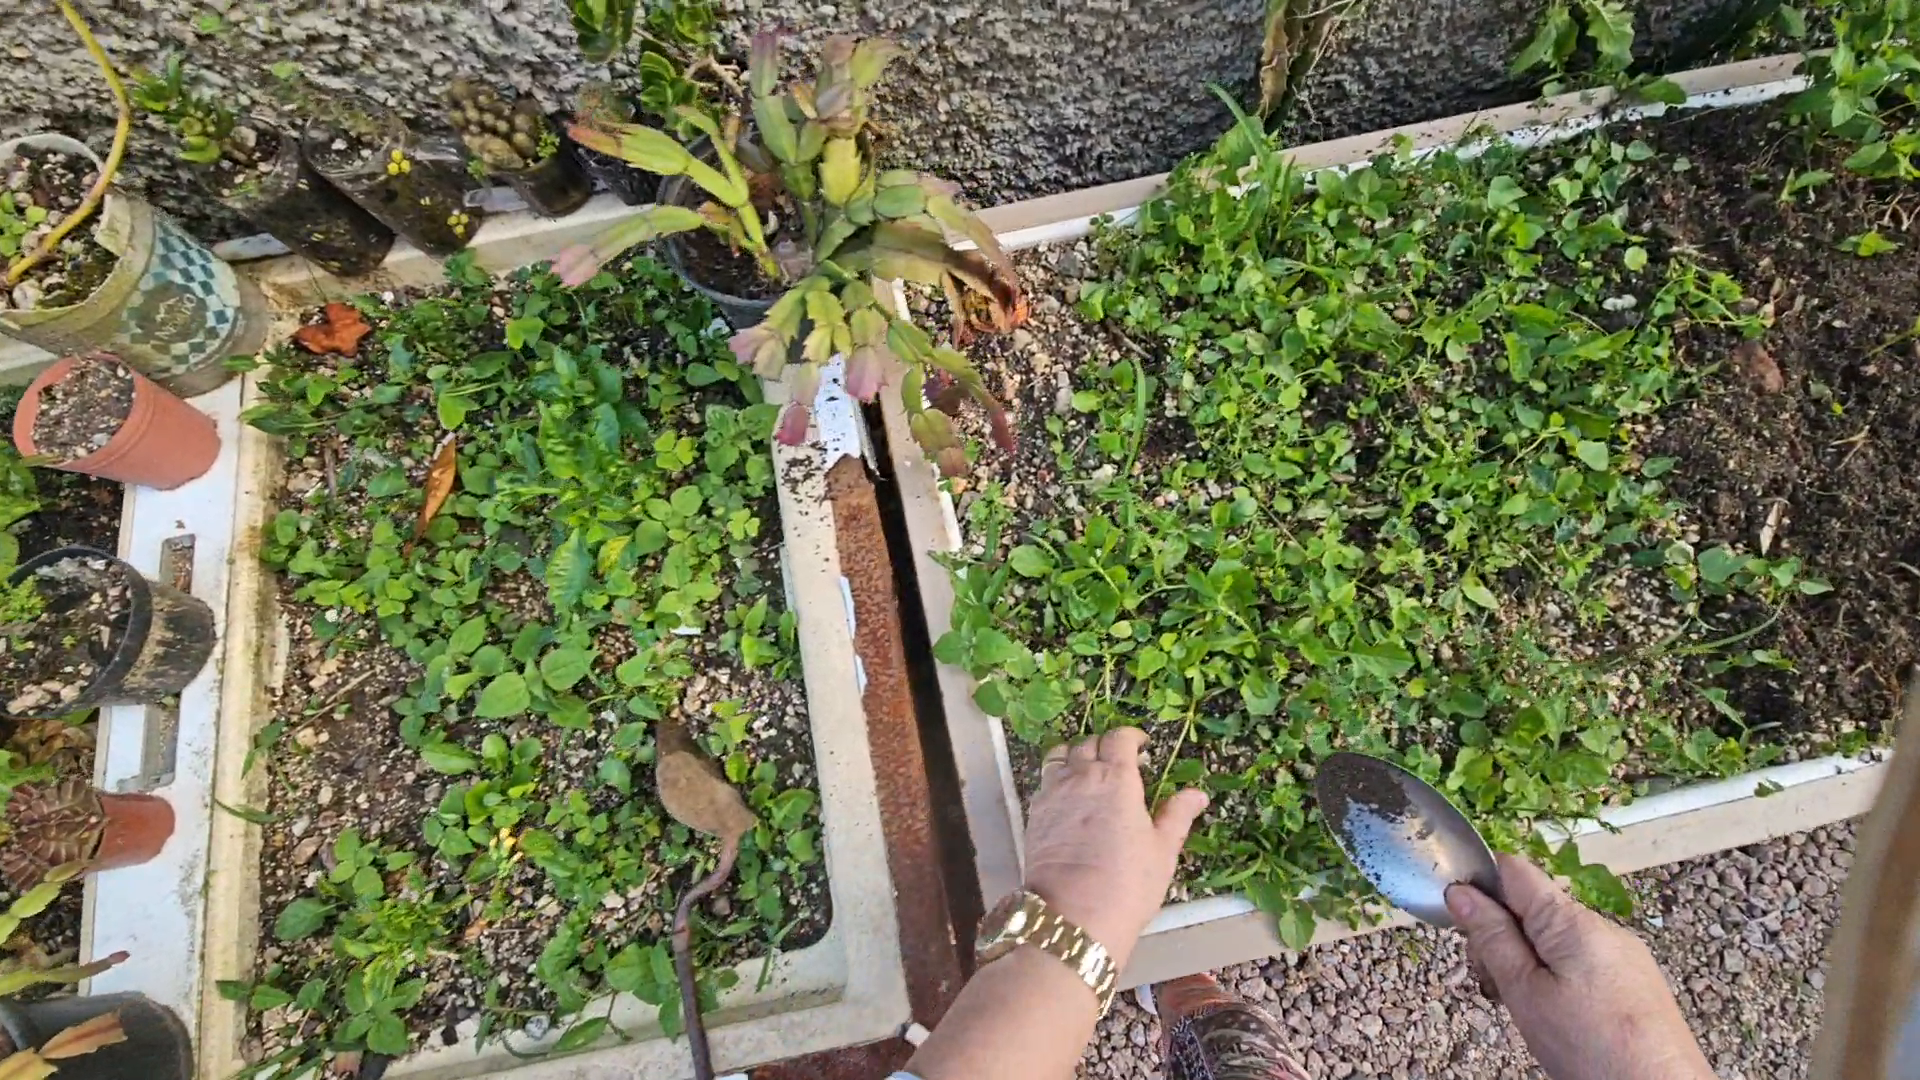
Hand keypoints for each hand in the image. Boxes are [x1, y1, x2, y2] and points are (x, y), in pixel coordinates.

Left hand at [1020, 728, 1207, 968]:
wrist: (1073, 914)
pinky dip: (1058, 776)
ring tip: (1089, 772)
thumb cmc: (1128, 884)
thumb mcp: (1162, 851)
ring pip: (1060, 755)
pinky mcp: (1035, 810)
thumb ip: (1177, 815)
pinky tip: (1069, 796)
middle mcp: (1081, 775)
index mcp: (1116, 779)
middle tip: (1119, 763)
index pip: (1119, 738)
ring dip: (1076, 755)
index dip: (1131, 736)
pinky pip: (1046, 778)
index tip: (1141, 745)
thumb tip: (1197, 794)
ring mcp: (1053, 791)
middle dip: (1105, 746)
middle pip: (1088, 743)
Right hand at [1446, 855, 1714, 1079]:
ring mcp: (1625, 954)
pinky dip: (1558, 973)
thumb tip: (1458, 890)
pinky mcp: (1637, 980)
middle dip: (1502, 932)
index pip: (1512, 868)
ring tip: (1527, 1003)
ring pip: (1554, 934)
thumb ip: (1491, 936)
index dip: (1481, 885)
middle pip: (1531, 905)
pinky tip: (1560, 1011)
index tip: (1467, 925)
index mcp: (1572, 921)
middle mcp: (1602, 926)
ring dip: (1528, 956)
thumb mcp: (1524, 992)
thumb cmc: (1590, 1049)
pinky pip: (1581, 957)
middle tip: (1494, 979)